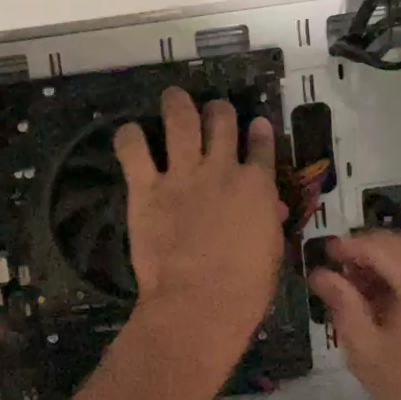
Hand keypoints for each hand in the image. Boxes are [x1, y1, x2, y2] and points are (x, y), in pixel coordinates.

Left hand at [116, 87, 283, 351]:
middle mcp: (221, 169)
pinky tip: (130, 133)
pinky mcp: (146, 189)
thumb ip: (268, 221)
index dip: (259, 130)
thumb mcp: (271, 252)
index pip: (262, 145)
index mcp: (257, 185)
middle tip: (212, 110)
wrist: (200, 303)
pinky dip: (130, 137)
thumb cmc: (245, 289)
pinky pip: (133, 150)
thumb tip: (270, 208)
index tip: (256, 124)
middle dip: (218, 110)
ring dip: (176, 104)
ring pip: (179, 120)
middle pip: (221, 121)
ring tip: (173, 96)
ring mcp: (182, 176)